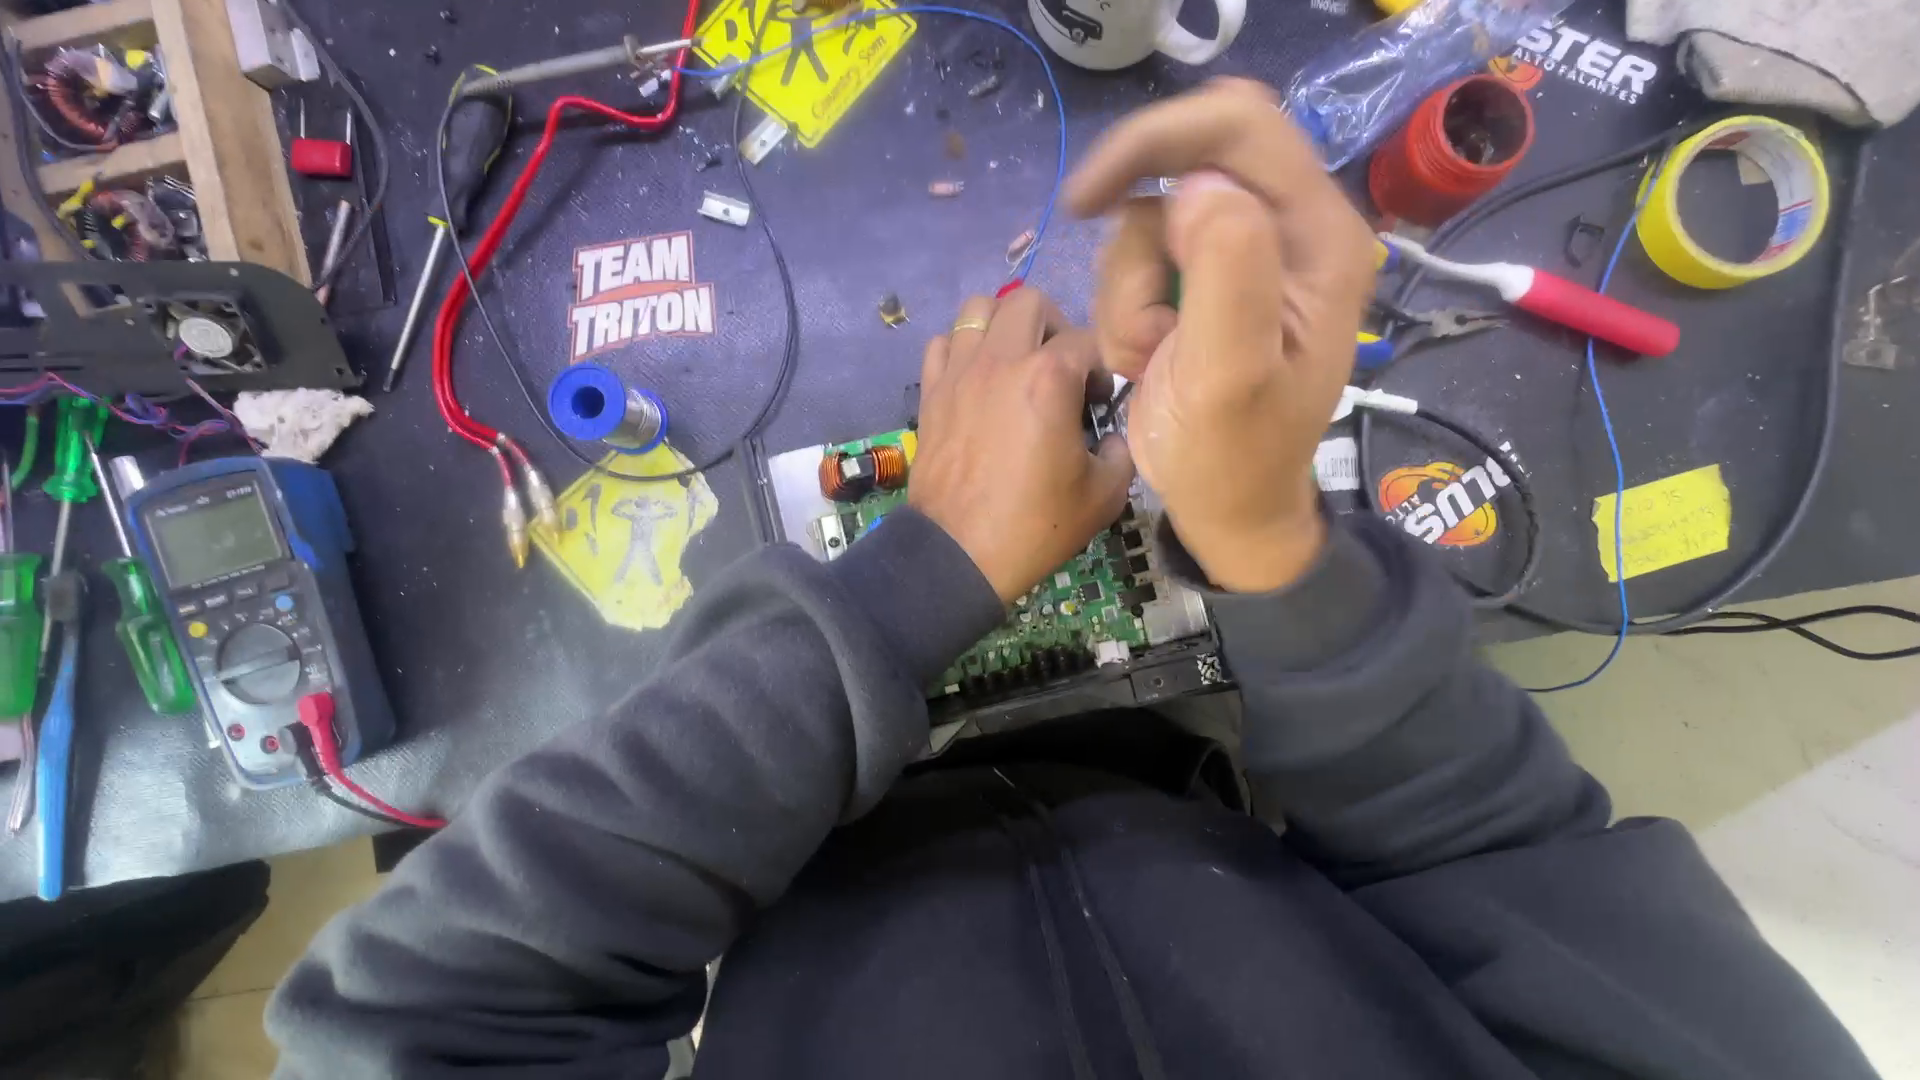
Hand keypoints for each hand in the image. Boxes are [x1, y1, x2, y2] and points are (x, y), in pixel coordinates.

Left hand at [909, 288, 1133, 604]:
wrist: (959, 556)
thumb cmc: (1035, 527)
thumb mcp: (1104, 495)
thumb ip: (1121, 450)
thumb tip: (1111, 434)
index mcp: (1049, 378)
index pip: (1088, 340)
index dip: (1101, 368)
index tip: (1098, 404)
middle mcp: (1000, 360)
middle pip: (1029, 301)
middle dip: (1054, 327)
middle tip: (1060, 369)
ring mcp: (958, 373)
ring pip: (978, 308)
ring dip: (1004, 327)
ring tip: (1016, 364)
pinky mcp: (930, 392)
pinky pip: (943, 343)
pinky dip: (963, 348)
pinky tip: (976, 379)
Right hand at [1064, 79, 1376, 592]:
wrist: (1226, 507)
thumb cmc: (1234, 456)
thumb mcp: (1230, 373)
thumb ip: (1225, 270)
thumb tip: (1197, 186)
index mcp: (1314, 237)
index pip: (1238, 127)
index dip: (1155, 141)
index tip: (1087, 198)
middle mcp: (1283, 231)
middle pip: (1184, 166)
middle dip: (1137, 244)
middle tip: (1123, 306)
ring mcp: (1239, 257)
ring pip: (1149, 221)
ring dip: (1127, 293)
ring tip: (1151, 359)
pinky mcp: (1200, 284)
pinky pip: (1136, 262)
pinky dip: (1123, 312)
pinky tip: (1145, 361)